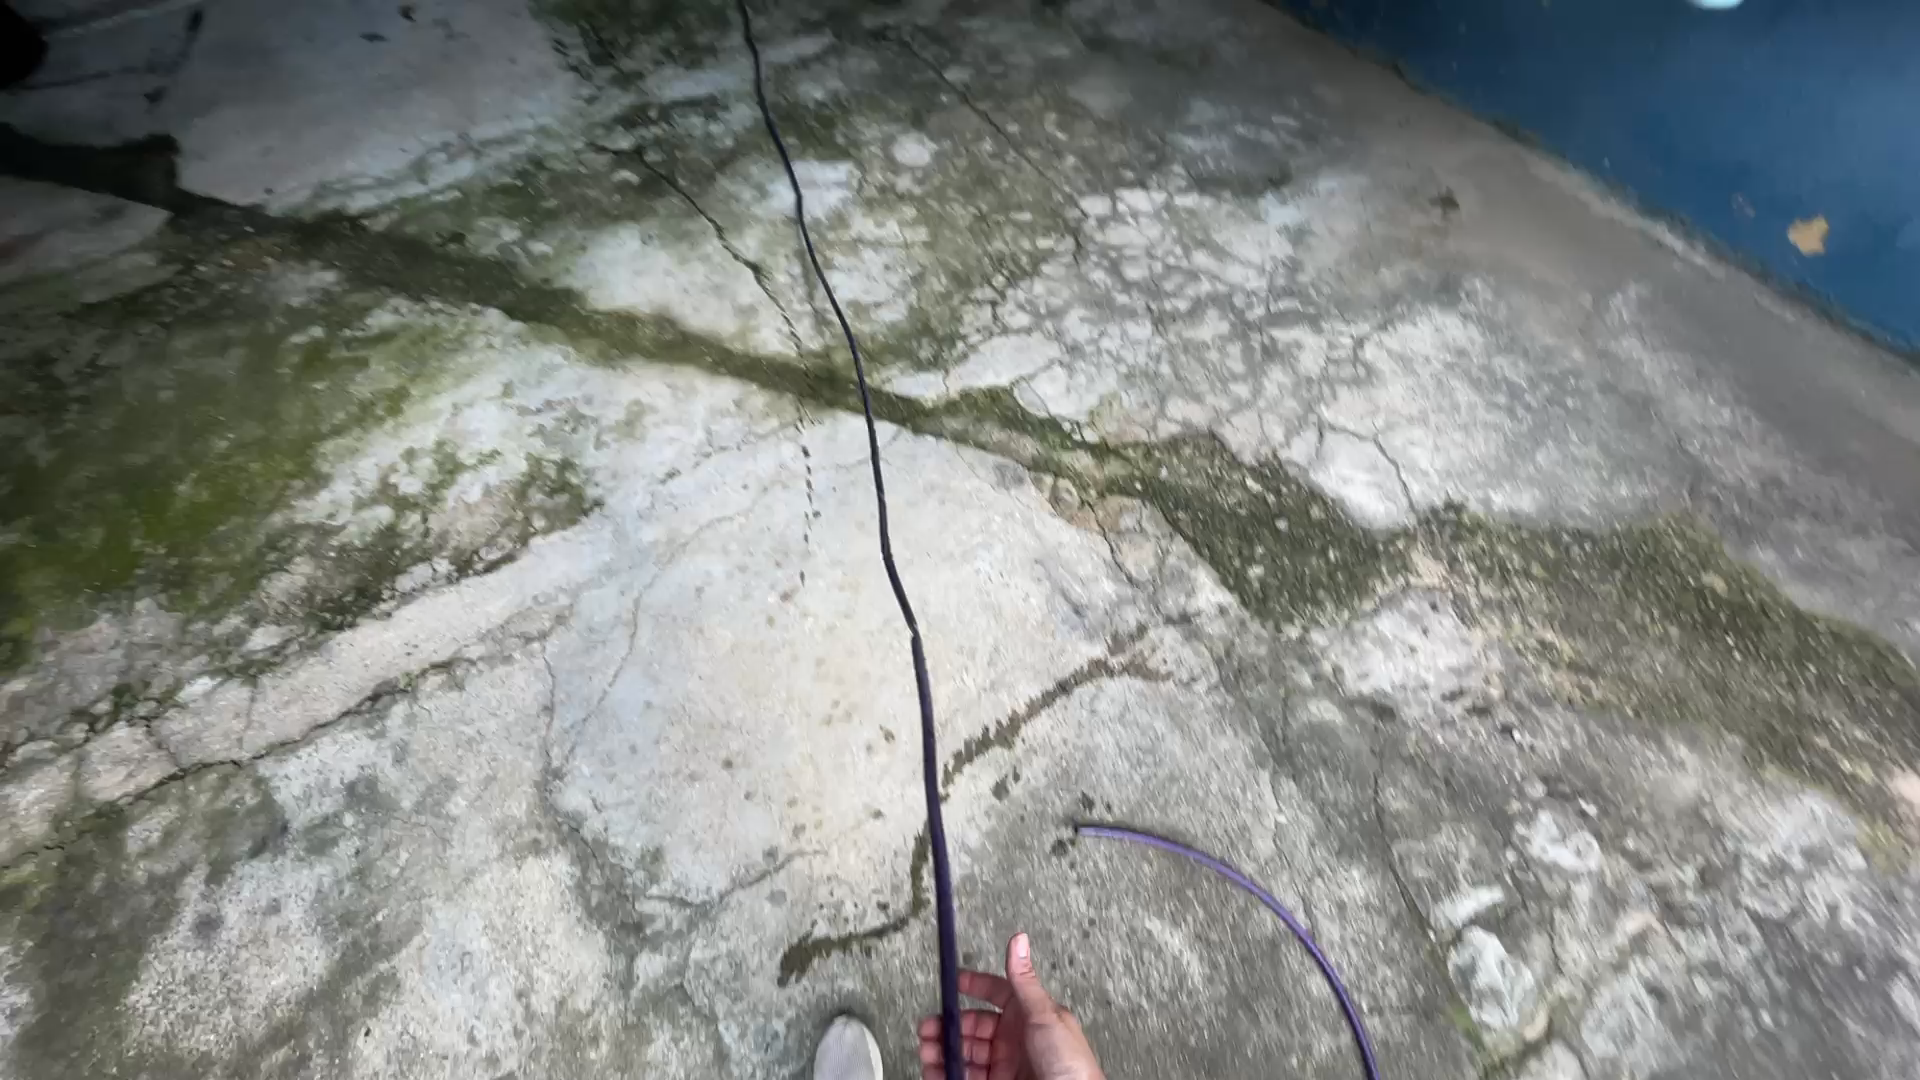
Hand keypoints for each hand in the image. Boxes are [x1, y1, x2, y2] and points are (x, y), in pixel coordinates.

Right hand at [917, 932, 1105, 1079]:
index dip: (975, 985)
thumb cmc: (1070, 1066)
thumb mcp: (1045, 1016)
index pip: (996, 992)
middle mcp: (1014, 1040)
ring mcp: (1005, 1067)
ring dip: (943, 1049)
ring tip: (926, 1050)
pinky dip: (946, 1073)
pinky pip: (965, 1078)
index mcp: (1026, 1015)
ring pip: (966, 1053)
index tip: (953, 981)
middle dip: (950, 1024)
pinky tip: (934, 1070)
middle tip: (928, 1026)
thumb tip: (1018, 939)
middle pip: (974, 1026)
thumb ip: (1024, 980)